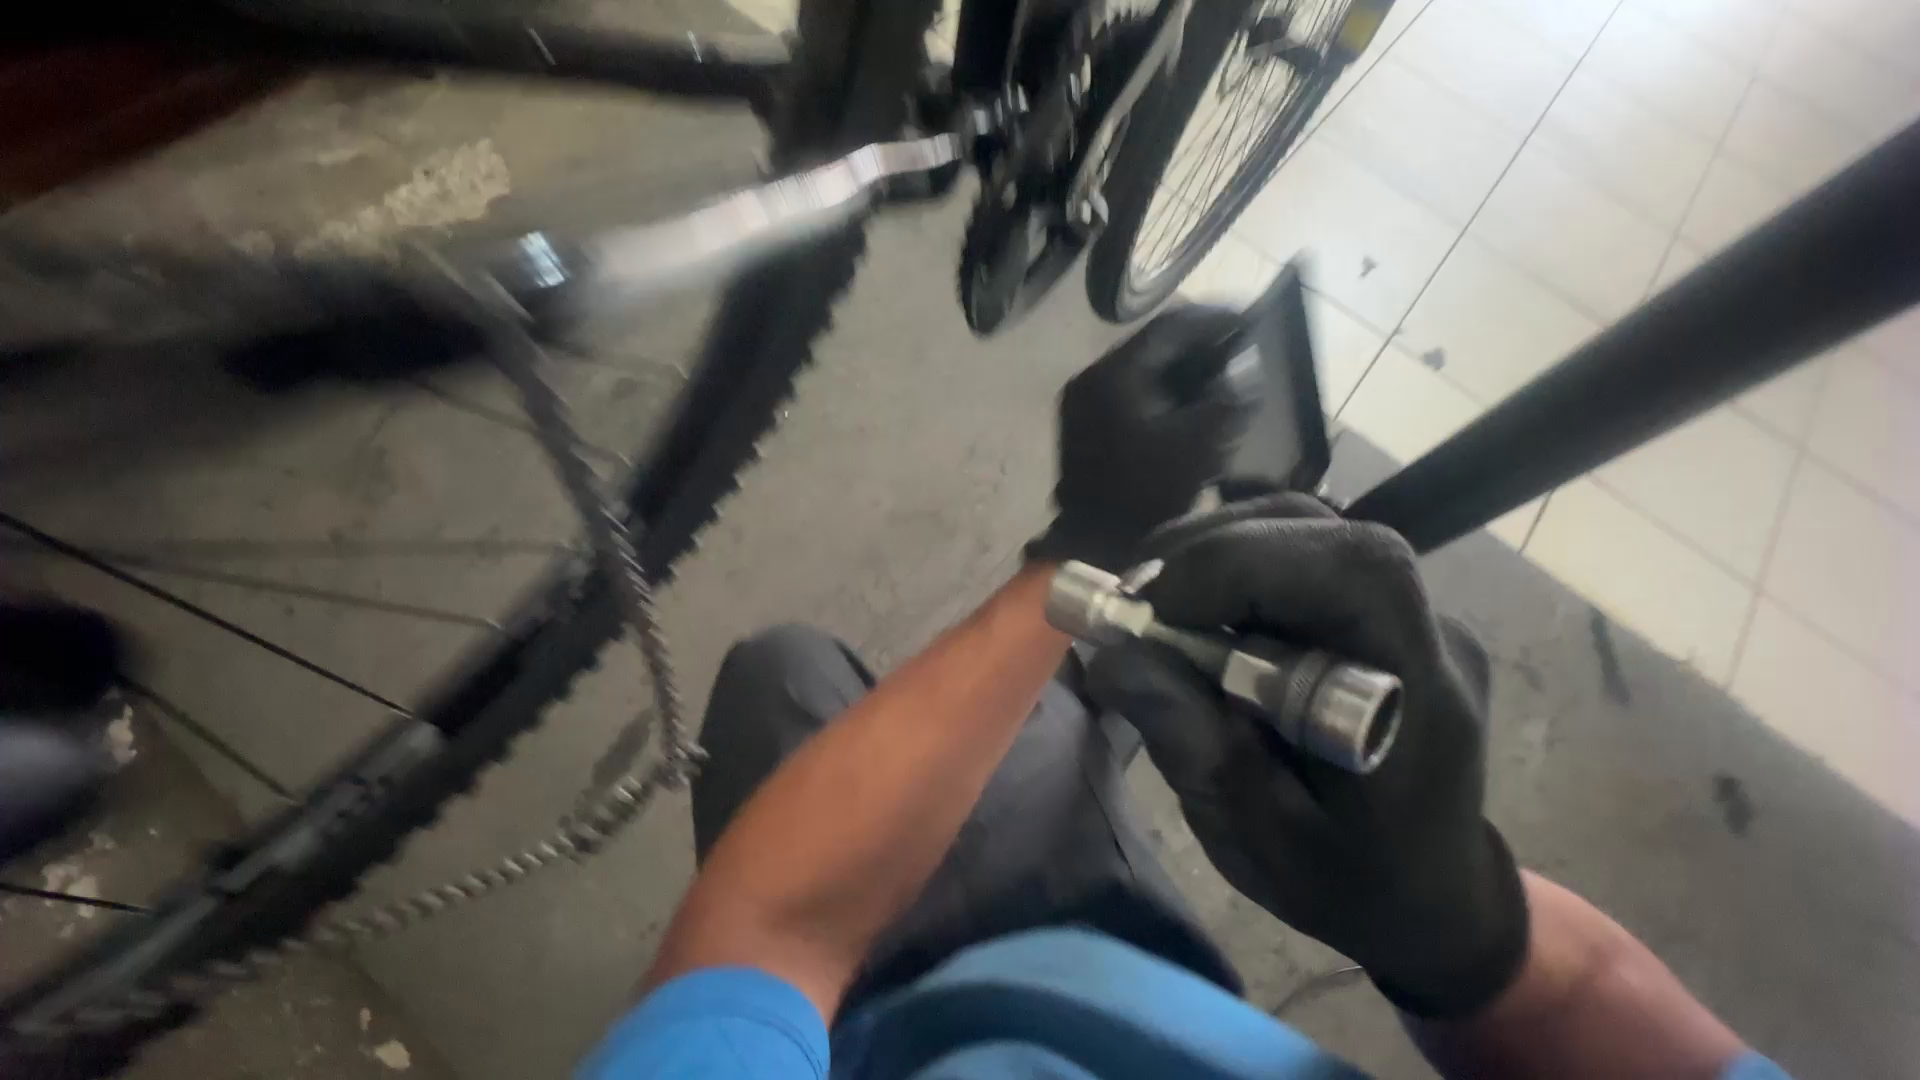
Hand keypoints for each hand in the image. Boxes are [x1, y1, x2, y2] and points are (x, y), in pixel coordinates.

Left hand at [1026, 304, 1253, 570]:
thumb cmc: (1151, 494)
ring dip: (1178, 367)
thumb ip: (1230, 395)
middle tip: (1238, 344)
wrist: (1096, 547)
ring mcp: (1081, 403)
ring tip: (1219, 371)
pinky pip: (1127, 392)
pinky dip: (1159, 390)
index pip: (1169, 327)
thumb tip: (1246, 364)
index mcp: (1114, 376)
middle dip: (1197, 342)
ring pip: (1138, 369)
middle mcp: (1090, 380)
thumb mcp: (1203, 443)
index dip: (1214, 318)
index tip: (1249, 316)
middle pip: (1150, 345)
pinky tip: (1187, 401)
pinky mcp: (1082, 426)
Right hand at [1086, 494, 1527, 1017]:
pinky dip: (1227, 564)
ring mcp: (1406, 610)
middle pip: (1319, 529)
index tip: (1150, 609)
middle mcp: (1425, 629)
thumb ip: (1194, 747)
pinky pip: (1297, 552)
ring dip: (1210, 550)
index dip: (1243, 564)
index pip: (1355, 571)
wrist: (1424, 891)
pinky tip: (1191, 608)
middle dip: (1208, 551)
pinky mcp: (1373, 609)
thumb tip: (1114, 657)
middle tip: (1131, 600)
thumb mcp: (1259, 838)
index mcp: (1420, 693)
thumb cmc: (1348, 880)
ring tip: (1150, 603)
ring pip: (1302, 526)